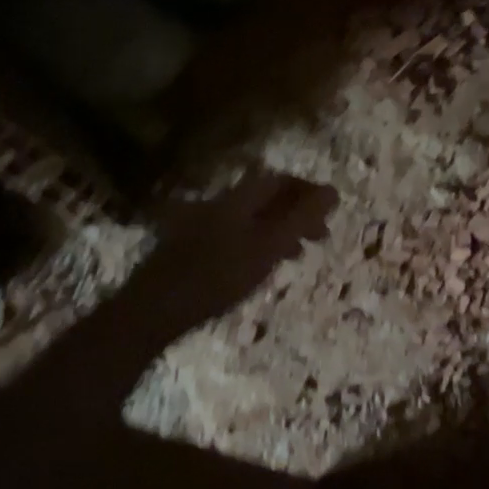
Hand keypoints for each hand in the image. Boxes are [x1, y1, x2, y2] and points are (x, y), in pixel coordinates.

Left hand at [136, 171, 338, 330]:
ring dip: (277, 230)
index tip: (330, 210)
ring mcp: (198, 225)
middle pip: (263, 198)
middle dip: (295, 212)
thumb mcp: (270, 246)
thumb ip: (303, 218)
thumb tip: (333, 191)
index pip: (279, 180)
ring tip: (295, 254)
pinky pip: (232, 235)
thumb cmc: (220, 276)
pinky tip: (258, 266)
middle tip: (319, 236)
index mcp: (237, 200)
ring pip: (248, 219)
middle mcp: (216, 204)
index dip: (308, 190)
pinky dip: (255, 243)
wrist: (154, 308)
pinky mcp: (187, 247)